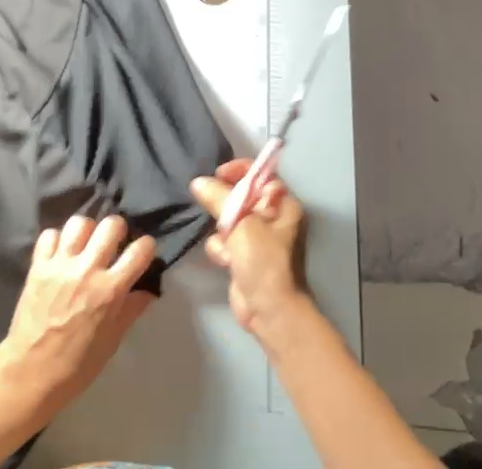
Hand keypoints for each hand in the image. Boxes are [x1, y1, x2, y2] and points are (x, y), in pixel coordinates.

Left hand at [0, 215, 156, 413]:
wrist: (31, 371)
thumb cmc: (78, 364)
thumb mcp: (112, 341)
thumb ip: (131, 310)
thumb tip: (149, 290)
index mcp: (110, 291)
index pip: (139, 251)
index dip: (146, 247)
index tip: (143, 252)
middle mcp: (86, 269)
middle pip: (110, 225)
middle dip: (118, 231)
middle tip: (114, 245)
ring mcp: (59, 264)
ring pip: (79, 222)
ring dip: (88, 231)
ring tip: (87, 246)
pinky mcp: (38, 265)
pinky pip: (50, 234)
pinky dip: (58, 240)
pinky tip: (62, 254)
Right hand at [190, 159, 309, 335]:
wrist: (269, 310)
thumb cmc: (264, 261)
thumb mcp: (242, 224)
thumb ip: (220, 198)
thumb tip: (198, 182)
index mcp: (283, 205)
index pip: (260, 174)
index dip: (239, 171)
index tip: (218, 175)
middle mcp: (272, 217)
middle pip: (240, 195)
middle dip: (224, 205)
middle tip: (215, 210)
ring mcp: (257, 237)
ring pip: (227, 218)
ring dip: (221, 231)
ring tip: (226, 245)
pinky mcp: (243, 254)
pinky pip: (223, 240)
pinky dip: (221, 248)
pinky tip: (225, 261)